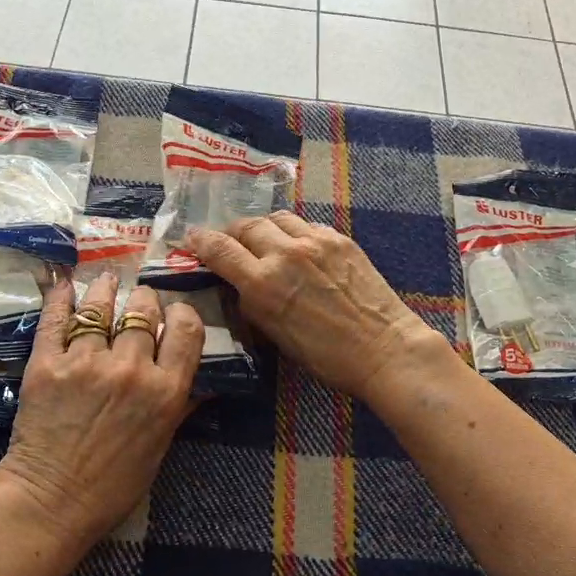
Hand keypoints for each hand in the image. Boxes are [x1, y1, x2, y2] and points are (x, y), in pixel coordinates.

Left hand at [0, 273, 204, 544]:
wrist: (52, 503)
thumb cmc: (114, 486)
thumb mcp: (161, 446)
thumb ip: (180, 406)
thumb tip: (204, 382)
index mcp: (165, 391)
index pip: (186, 329)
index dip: (182, 314)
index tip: (175, 314)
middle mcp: (131, 368)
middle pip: (143, 310)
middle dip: (144, 301)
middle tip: (138, 303)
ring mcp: (86, 362)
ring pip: (100, 306)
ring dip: (106, 290)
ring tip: (106, 282)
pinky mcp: (47, 363)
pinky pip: (56, 318)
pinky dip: (61, 298)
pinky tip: (66, 286)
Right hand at [187, 211, 445, 401]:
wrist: (384, 348)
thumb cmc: (328, 357)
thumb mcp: (276, 336)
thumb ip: (253, 303)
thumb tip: (241, 285)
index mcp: (263, 283)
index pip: (219, 249)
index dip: (200, 242)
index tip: (191, 240)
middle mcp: (285, 253)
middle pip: (246, 226)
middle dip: (232, 232)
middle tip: (228, 241)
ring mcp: (315, 241)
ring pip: (277, 218)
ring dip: (264, 227)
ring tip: (263, 239)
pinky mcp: (340, 239)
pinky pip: (307, 225)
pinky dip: (294, 232)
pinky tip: (298, 247)